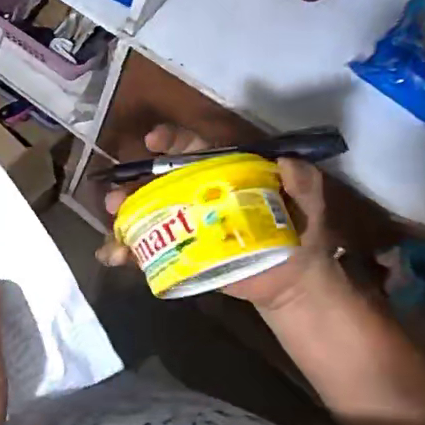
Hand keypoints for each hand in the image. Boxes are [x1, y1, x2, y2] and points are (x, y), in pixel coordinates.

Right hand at [96, 124, 339, 312]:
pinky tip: (116, 258)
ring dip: (123, 218)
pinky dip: (126, 251)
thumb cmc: (300, 235)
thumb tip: (288, 163)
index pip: (192, 149)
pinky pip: (147, 247)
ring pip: (144, 213)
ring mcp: (184, 223)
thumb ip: (304, 183)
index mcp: (221, 173)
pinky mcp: (179, 251)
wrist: (293, 284)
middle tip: (116, 197)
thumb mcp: (310, 205)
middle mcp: (196, 192)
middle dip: (132, 187)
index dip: (170, 141)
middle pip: (156, 182)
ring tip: (114, 233)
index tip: (152, 141)